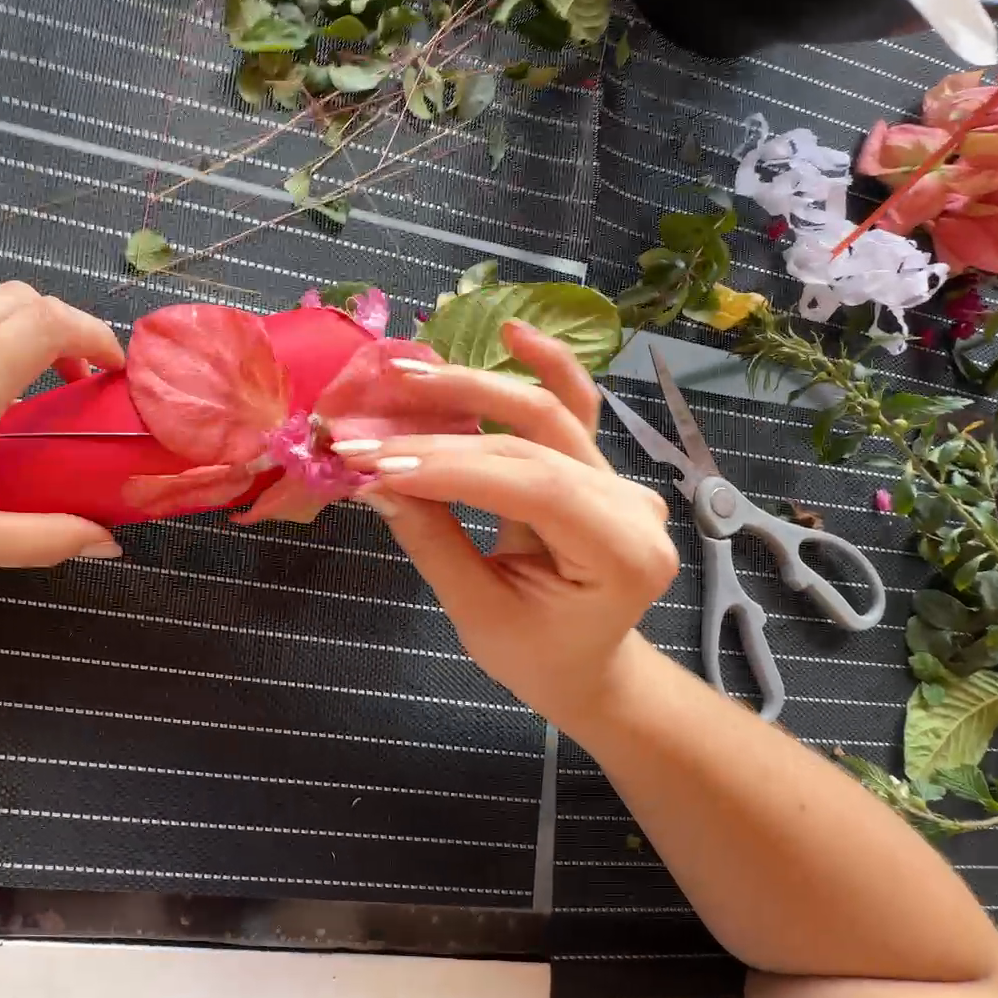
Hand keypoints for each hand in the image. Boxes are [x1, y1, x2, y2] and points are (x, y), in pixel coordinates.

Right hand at [343, 322, 678, 720]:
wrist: (585, 665)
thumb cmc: (535, 656)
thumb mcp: (478, 612)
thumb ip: (432, 541)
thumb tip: (374, 482)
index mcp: (622, 555)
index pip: (531, 488)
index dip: (450, 468)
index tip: (376, 463)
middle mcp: (632, 504)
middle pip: (533, 443)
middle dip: (441, 436)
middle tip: (366, 432)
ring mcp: (619, 479)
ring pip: (547, 413)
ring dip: (473, 388)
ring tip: (408, 373)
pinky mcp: (597, 466)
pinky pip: (574, 406)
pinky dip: (544, 366)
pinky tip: (511, 333)